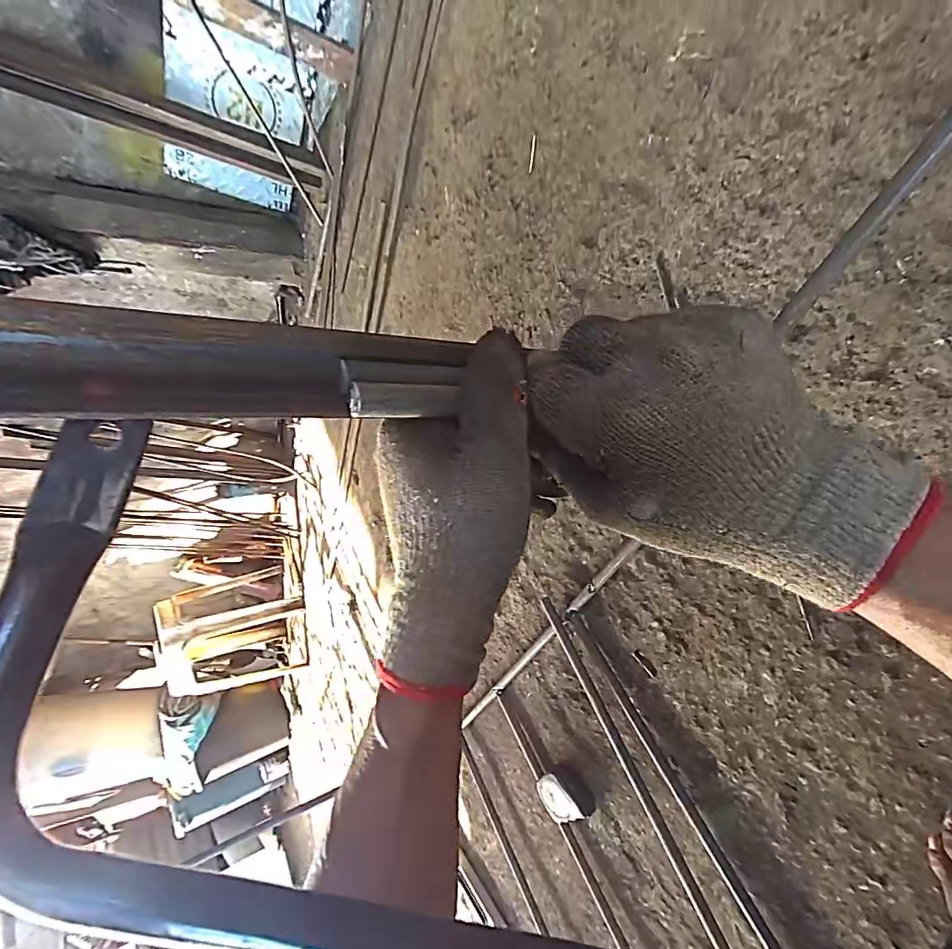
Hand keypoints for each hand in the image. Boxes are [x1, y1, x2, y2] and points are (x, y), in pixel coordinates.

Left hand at [376, 329, 531, 688]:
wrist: (452, 607)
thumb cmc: (471, 527)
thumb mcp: (493, 447)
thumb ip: (496, 388)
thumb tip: (500, 338)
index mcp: (404, 421)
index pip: (454, 375)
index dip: (501, 383)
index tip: (534, 405)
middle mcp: (404, 444)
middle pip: (469, 410)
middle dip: (515, 428)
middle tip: (547, 454)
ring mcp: (419, 475)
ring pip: (477, 444)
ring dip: (517, 458)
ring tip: (546, 486)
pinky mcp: (435, 503)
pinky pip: (474, 474)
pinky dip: (504, 481)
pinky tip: (534, 503)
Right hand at [529, 306, 936, 609]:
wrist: (791, 496)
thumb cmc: (692, 513)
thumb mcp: (609, 508)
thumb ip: (559, 459)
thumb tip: (530, 420)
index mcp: (612, 410)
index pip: (544, 376)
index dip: (549, 397)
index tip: (564, 413)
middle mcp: (648, 357)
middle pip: (581, 336)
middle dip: (584, 367)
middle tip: (612, 403)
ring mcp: (695, 331)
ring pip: (630, 325)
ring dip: (631, 356)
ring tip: (664, 398)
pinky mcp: (733, 318)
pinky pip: (679, 319)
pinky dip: (676, 347)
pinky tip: (698, 385)